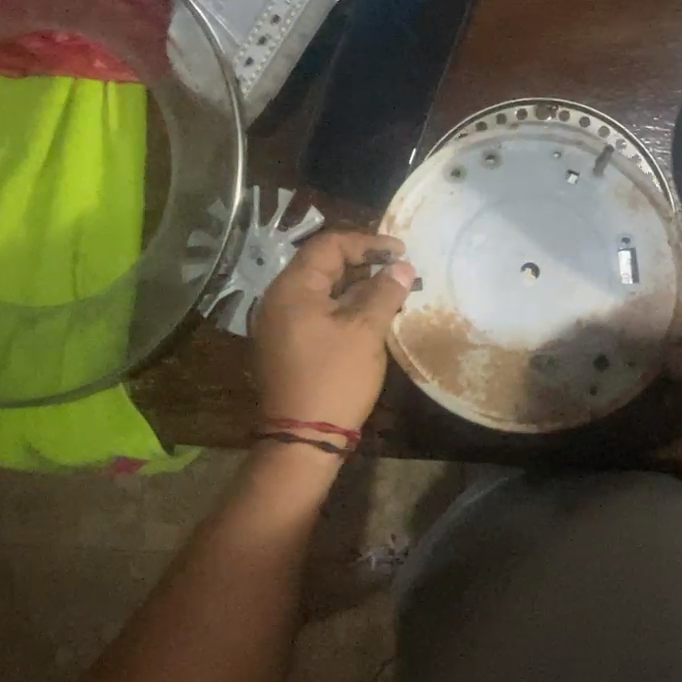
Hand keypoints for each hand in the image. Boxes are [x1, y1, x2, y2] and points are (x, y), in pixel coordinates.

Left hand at [252, 231, 416, 435]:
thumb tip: (402, 266)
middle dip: (364, 263)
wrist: (304, 439)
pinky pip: (319, 312)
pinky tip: (372, 317)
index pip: (329, 245)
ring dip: (357, 287)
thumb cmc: (334, 377)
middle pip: (323, 265)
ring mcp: (281, 324)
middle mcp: (280, 299)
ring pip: (323, 291)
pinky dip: (346, 307)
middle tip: (400, 270)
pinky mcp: (289, 345)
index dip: (368, 242)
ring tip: (392, 292)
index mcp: (292, 288)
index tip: (401, 251)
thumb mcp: (365, 331)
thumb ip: (384, 292)